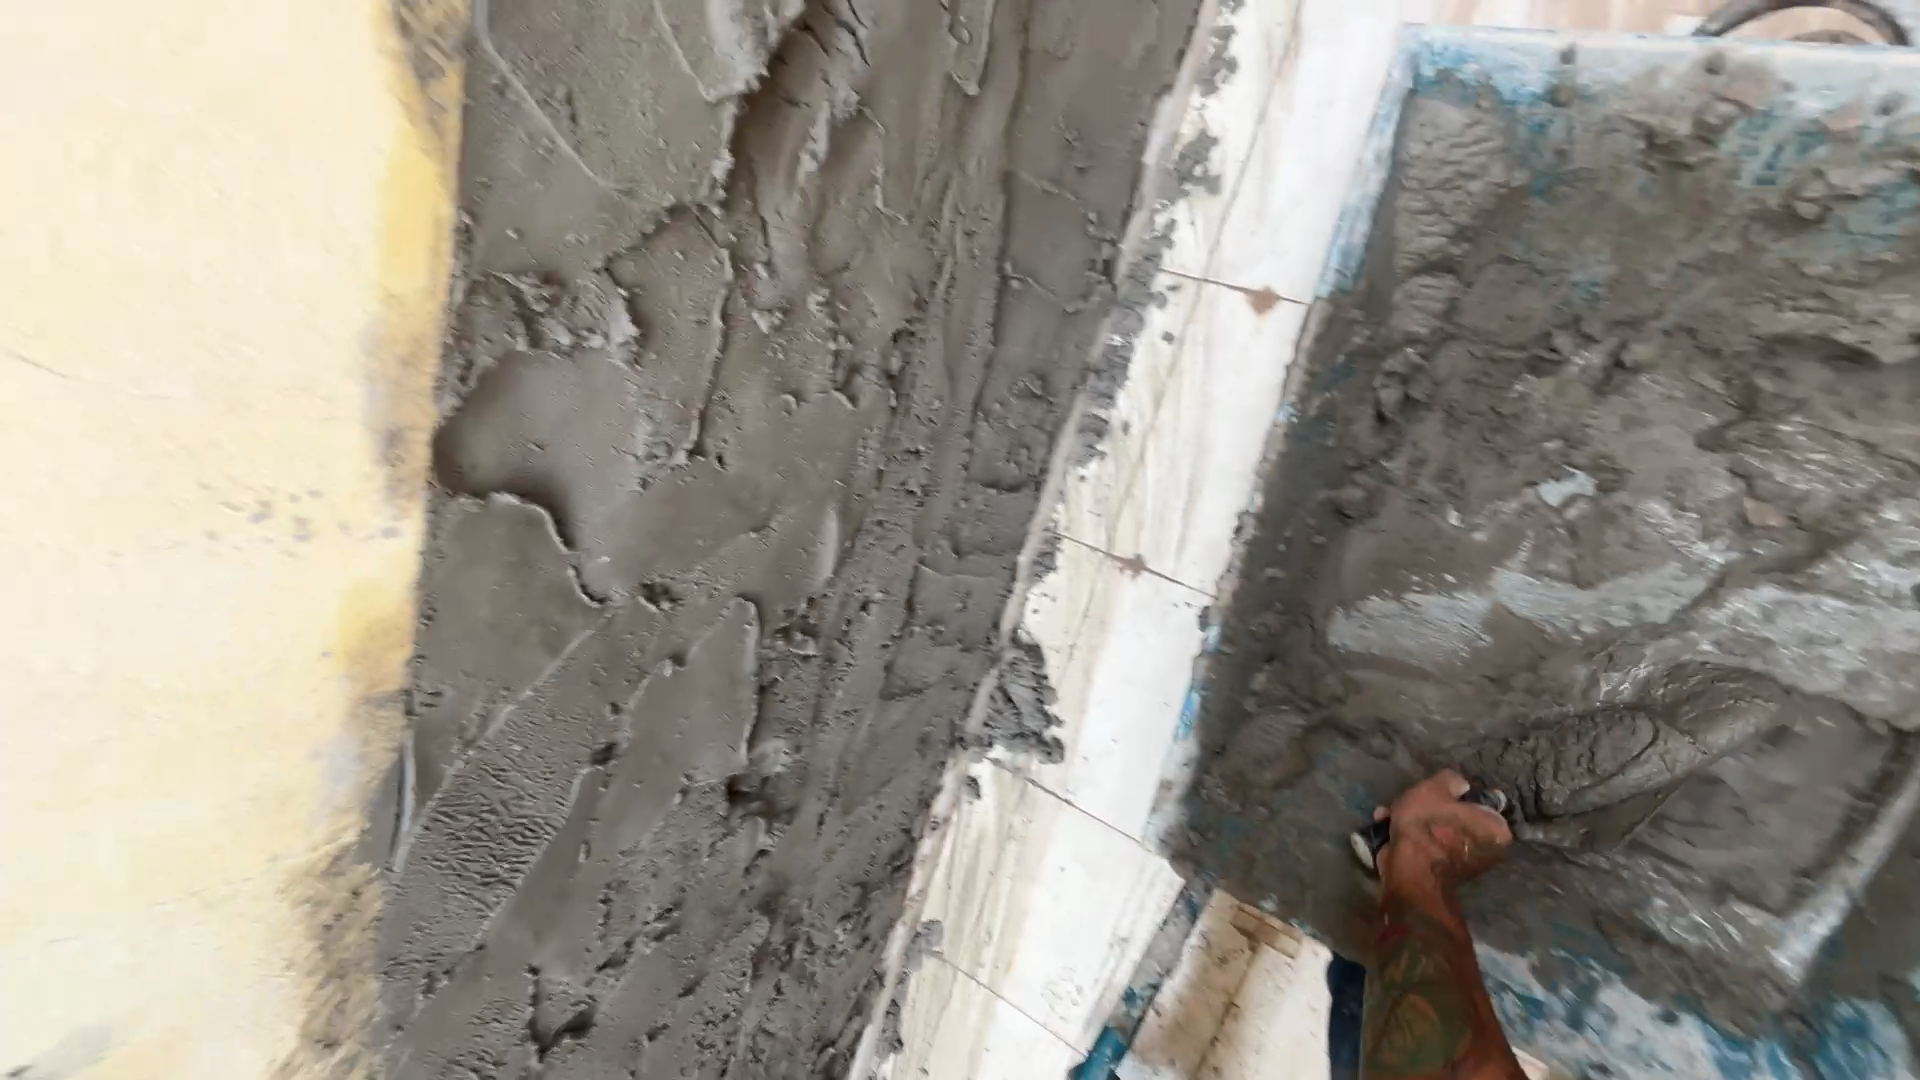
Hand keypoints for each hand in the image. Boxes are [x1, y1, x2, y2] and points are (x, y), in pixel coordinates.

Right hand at [1376, 770, 1511, 896]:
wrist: (1410, 869)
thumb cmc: (1427, 825)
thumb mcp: (1435, 789)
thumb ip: (1450, 780)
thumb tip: (1460, 785)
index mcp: (1496, 830)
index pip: (1478, 803)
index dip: (1452, 795)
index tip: (1431, 793)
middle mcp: (1487, 849)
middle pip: (1454, 817)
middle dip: (1424, 809)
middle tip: (1405, 803)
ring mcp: (1464, 862)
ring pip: (1437, 830)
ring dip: (1411, 821)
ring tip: (1388, 815)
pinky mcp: (1441, 870)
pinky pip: (1428, 846)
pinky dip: (1411, 837)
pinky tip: (1388, 828)